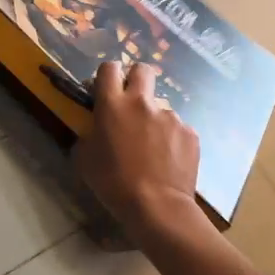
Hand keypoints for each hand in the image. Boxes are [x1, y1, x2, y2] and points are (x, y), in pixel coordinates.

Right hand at [75, 60, 205, 242]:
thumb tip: (96, 128)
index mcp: (112, 103)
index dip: (108, 74)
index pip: (109, 68)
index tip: (107, 88)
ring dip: (155, 120)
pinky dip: (172, 140)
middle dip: (137, 79)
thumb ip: (88, 132)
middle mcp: (142, 102)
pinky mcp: (190, 133)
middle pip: (143, 70)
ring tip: (153, 148)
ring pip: (161, 107)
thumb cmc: (112, 181)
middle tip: (133, 101)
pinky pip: (178, 129)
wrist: (157, 207)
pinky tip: (168, 160)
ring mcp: (170, 116)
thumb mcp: (84, 156)